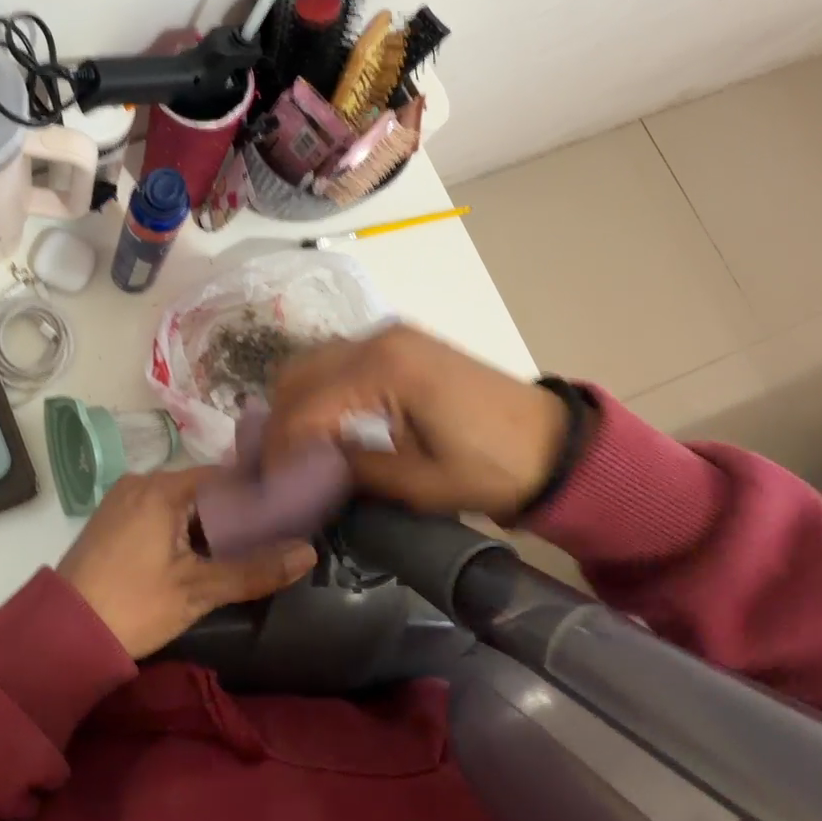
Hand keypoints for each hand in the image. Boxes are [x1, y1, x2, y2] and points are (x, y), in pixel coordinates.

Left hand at [57, 468, 316, 657]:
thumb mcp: (199, 590)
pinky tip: (196, 556)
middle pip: (199, 490)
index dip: (255, 493)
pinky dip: (178, 529)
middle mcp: (140, 482)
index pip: (223, 476)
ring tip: (239, 549)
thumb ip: (254, 570)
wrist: (64, 632)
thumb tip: (307, 552)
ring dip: (204, 524)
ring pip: (177, 504)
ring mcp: (120, 501)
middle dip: (231, 513)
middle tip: (267, 538)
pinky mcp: (109, 521)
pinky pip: (155, 514)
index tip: (286, 512)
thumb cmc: (135, 604)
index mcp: (162, 488)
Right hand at [262, 325, 570, 521]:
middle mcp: (378, 340)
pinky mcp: (397, 342)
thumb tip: (309, 468)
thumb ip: (354, 470)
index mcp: (385, 370)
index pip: (306, 408)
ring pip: (312, 362)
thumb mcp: (419, 485)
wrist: (554, 445)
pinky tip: (322, 424)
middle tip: (275, 467)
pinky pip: (336, 359)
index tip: (267, 483)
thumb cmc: (492, 469)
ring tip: (295, 449)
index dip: (281, 448)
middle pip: (298, 375)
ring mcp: (388, 335)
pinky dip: (318, 389)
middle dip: (279, 422)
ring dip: (295, 403)